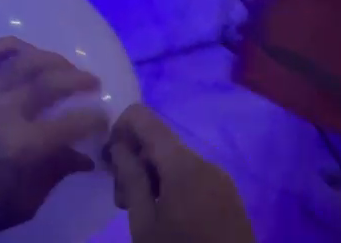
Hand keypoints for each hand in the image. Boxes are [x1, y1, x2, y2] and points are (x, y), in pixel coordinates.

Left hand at [0, 36, 110, 242]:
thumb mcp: (25, 202)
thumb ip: (55, 172)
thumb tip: (85, 156)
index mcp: (22, 146)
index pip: (70, 124)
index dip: (93, 119)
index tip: (105, 117)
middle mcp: (4, 110)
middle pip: (50, 82)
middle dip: (78, 80)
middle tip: (93, 82)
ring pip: (23, 60)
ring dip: (51, 59)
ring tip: (67, 66)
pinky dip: (11, 45)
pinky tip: (27, 51)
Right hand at [104, 105, 254, 242]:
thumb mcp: (144, 223)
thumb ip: (130, 177)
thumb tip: (119, 144)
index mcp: (183, 164)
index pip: (142, 116)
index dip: (119, 129)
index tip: (111, 163)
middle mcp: (205, 163)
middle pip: (157, 141)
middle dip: (133, 161)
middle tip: (122, 201)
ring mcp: (222, 182)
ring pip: (174, 161)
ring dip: (151, 177)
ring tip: (142, 215)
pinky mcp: (230, 200)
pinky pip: (193, 178)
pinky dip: (172, 187)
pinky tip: (167, 220)